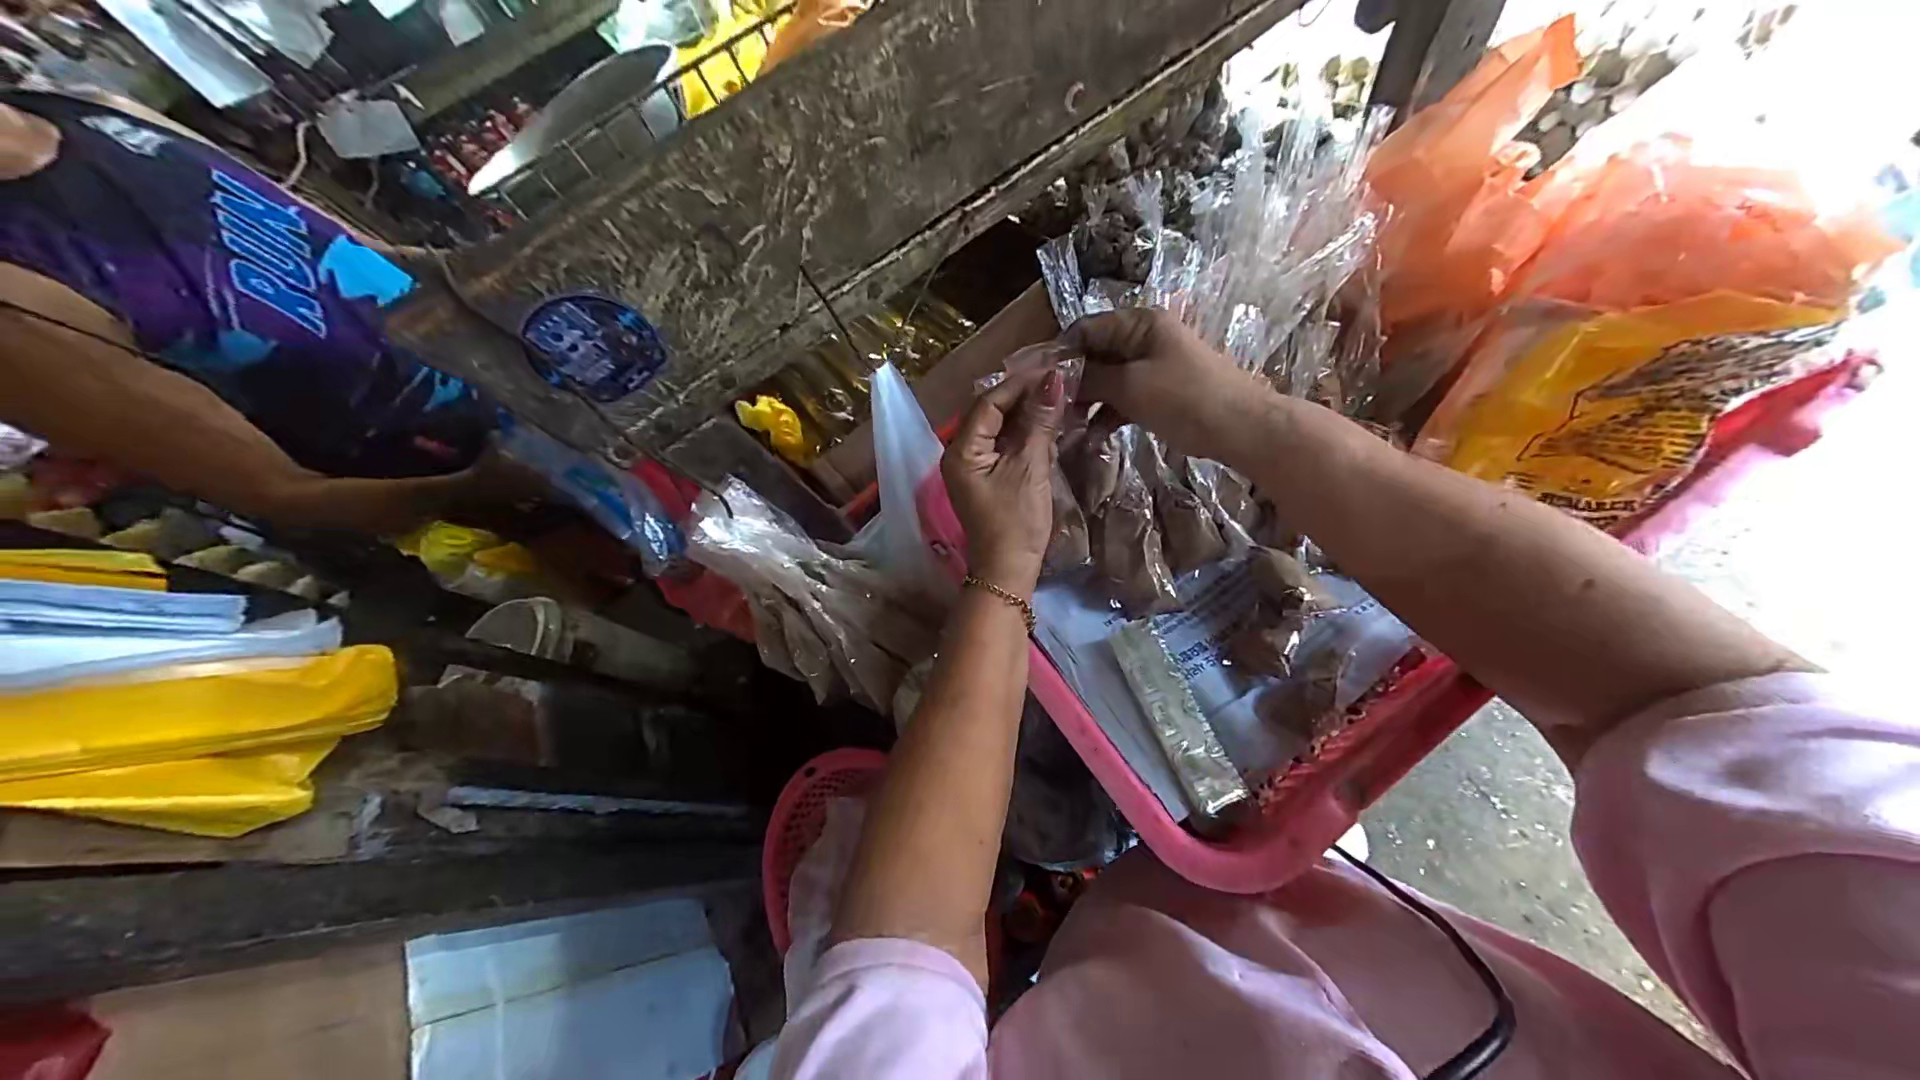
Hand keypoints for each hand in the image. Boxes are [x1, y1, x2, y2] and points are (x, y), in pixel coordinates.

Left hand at [941, 365, 1064, 595]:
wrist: (1009, 569)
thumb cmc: (1017, 521)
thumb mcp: (1030, 468)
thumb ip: (1039, 422)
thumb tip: (1053, 379)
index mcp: (962, 450)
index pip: (989, 402)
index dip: (1020, 383)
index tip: (1052, 369)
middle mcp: (960, 453)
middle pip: (990, 411)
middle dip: (1022, 394)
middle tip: (1057, 378)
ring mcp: (972, 466)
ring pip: (998, 426)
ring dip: (1025, 412)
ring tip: (1056, 394)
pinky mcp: (986, 477)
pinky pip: (1002, 443)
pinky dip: (1023, 432)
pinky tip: (1046, 422)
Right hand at [1066, 308, 1276, 462]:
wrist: (1241, 428)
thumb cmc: (1184, 398)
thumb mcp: (1130, 387)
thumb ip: (1090, 379)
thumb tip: (1056, 378)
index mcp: (1138, 323)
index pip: (1084, 330)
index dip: (1058, 355)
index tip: (1036, 383)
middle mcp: (1143, 337)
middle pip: (1094, 354)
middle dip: (1072, 382)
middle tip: (1052, 411)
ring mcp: (1152, 364)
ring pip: (1106, 378)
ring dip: (1088, 402)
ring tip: (1070, 427)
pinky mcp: (1159, 390)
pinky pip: (1123, 396)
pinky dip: (1108, 413)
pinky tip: (1093, 435)